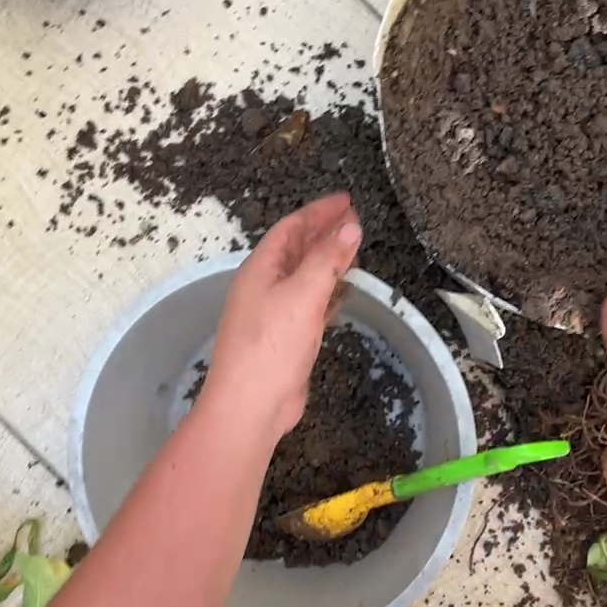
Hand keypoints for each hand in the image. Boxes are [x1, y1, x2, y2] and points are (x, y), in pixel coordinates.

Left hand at [204, 193, 362, 437]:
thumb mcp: (302, 295)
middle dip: (325, 233)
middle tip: (356, 221)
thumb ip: (327, 259)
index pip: (292, 228)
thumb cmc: (271, 346)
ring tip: (355, 249)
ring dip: (328, 261)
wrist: (251, 405)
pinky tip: (344, 291)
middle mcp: (265, 286)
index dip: (319, 212)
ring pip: (305, 277)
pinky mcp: (287, 337)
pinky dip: (328, 292)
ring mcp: (275, 313)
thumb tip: (351, 227)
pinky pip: (310, 303)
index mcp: (261, 269)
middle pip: (298, 250)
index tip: (347, 201)